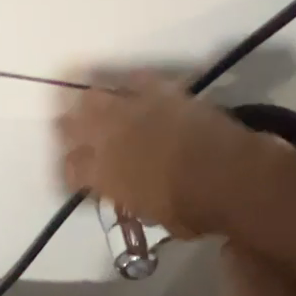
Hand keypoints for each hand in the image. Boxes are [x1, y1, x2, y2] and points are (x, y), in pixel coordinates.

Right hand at [55, 72, 267, 236]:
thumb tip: (127, 195)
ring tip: (79, 97)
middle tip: (68, 134)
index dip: (67, 173)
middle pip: (67, 126)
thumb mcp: (152, 216)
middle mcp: (105, 138)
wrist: (230, 176)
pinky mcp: (158, 91)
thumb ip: (130, 201)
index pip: (67, 170)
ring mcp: (130, 110)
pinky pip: (131, 79)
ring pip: (90, 95)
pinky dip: (124, 81)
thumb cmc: (192, 209)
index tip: (74, 178)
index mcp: (100, 175)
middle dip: (65, 131)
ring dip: (82, 98)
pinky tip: (122, 84)